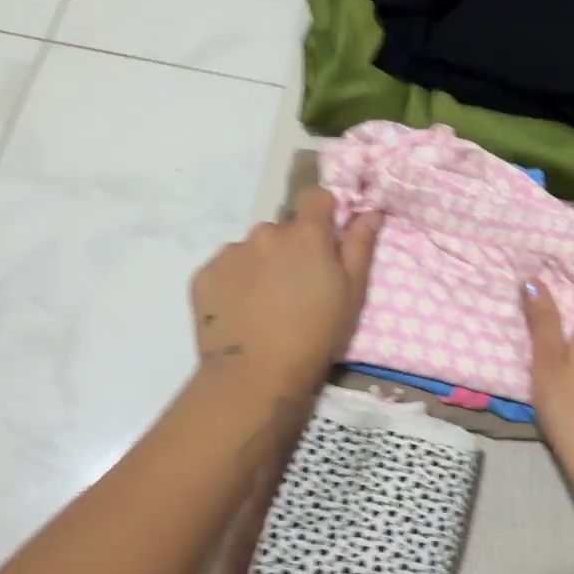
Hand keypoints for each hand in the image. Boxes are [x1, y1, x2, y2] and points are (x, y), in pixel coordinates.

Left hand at [189, 188, 380, 398]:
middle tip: (295, 287)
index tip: (326, 239)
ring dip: (261, 265)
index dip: (323, 213)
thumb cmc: (316, 335)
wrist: (255, 376)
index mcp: (306, 234)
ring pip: (252, 248)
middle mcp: (266, 232)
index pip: (316, 197)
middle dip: (290, 248)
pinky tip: (241, 312)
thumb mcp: (352, 293)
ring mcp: (230, 252)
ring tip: (264, 304)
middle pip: (283, 228)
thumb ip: (360, 246)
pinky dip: (234, 283)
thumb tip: (370, 212)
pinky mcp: (203, 274)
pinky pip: (225, 268)